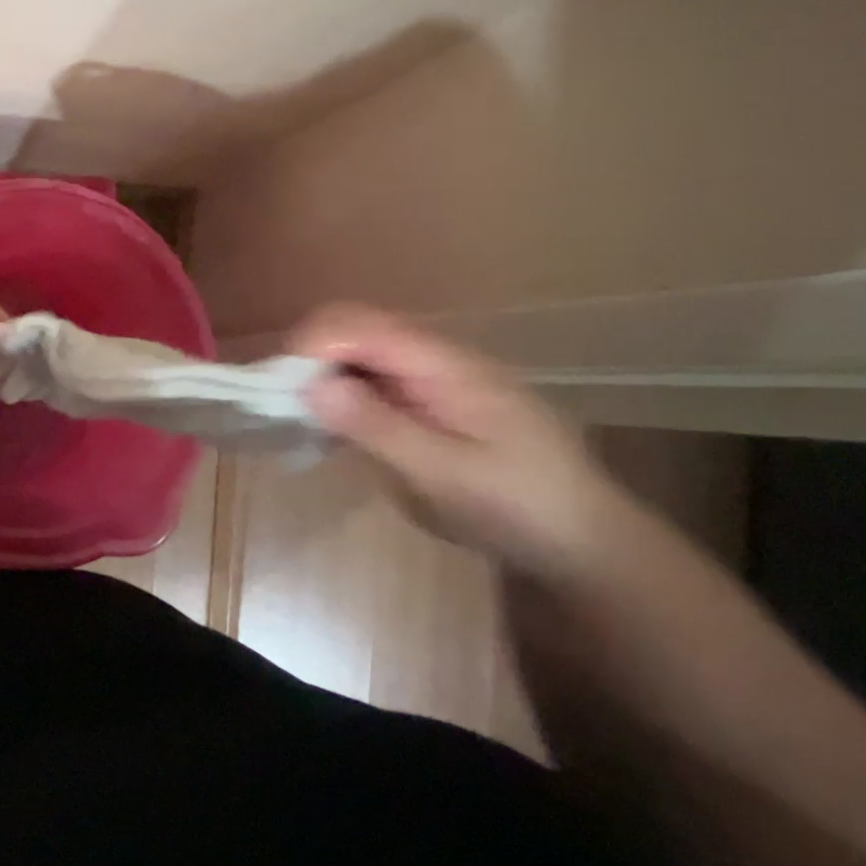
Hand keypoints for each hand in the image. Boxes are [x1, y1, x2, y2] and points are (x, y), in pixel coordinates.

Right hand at [291, 303, 626, 574]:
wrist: (583, 540)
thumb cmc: (517, 508)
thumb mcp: (443, 475)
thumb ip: (376, 426)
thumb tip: (309, 385)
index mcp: (445, 365)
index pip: (362, 326)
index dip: (312, 345)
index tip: (281, 390)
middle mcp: (436, 360)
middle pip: (356, 330)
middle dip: (310, 358)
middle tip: (283, 408)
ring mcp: (434, 380)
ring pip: (361, 354)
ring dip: (322, 377)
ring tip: (298, 422)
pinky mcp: (430, 403)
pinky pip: (374, 381)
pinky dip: (342, 397)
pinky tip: (330, 432)